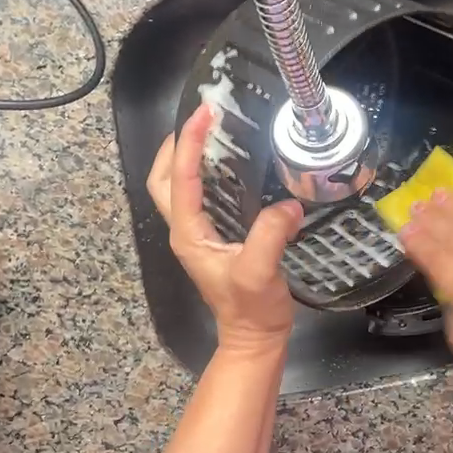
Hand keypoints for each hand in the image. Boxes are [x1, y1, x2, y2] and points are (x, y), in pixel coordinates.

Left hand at [148, 105, 303, 357]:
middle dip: (175, 146)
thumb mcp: (259, 273)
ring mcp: (199, 234)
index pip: (181, 178)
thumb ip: (270, 236)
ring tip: (211, 133)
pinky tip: (230, 165)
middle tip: (199, 119)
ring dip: (187, 157)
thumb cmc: (252, 310)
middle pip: (164, 178)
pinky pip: (201, 196)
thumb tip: (289, 206)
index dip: (191, 143)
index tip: (205, 114)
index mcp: (189, 233)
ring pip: (178, 186)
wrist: (254, 338)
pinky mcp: (215, 237)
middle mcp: (187, 230)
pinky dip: (206, 173)